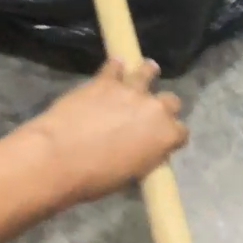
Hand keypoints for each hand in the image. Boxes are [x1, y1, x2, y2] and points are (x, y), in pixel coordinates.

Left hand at [22, 59, 187, 204]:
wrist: (61, 157)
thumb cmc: (96, 178)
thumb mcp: (131, 174)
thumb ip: (144, 156)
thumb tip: (142, 150)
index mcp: (166, 137)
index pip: (181, 132)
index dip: (172, 135)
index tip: (163, 138)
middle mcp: (155, 109)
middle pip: (171, 101)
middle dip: (163, 106)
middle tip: (150, 112)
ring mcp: (131, 91)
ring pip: (147, 72)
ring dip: (148, 72)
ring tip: (147, 70)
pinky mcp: (105, 81)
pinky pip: (115, 66)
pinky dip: (116, 66)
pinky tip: (116, 64)